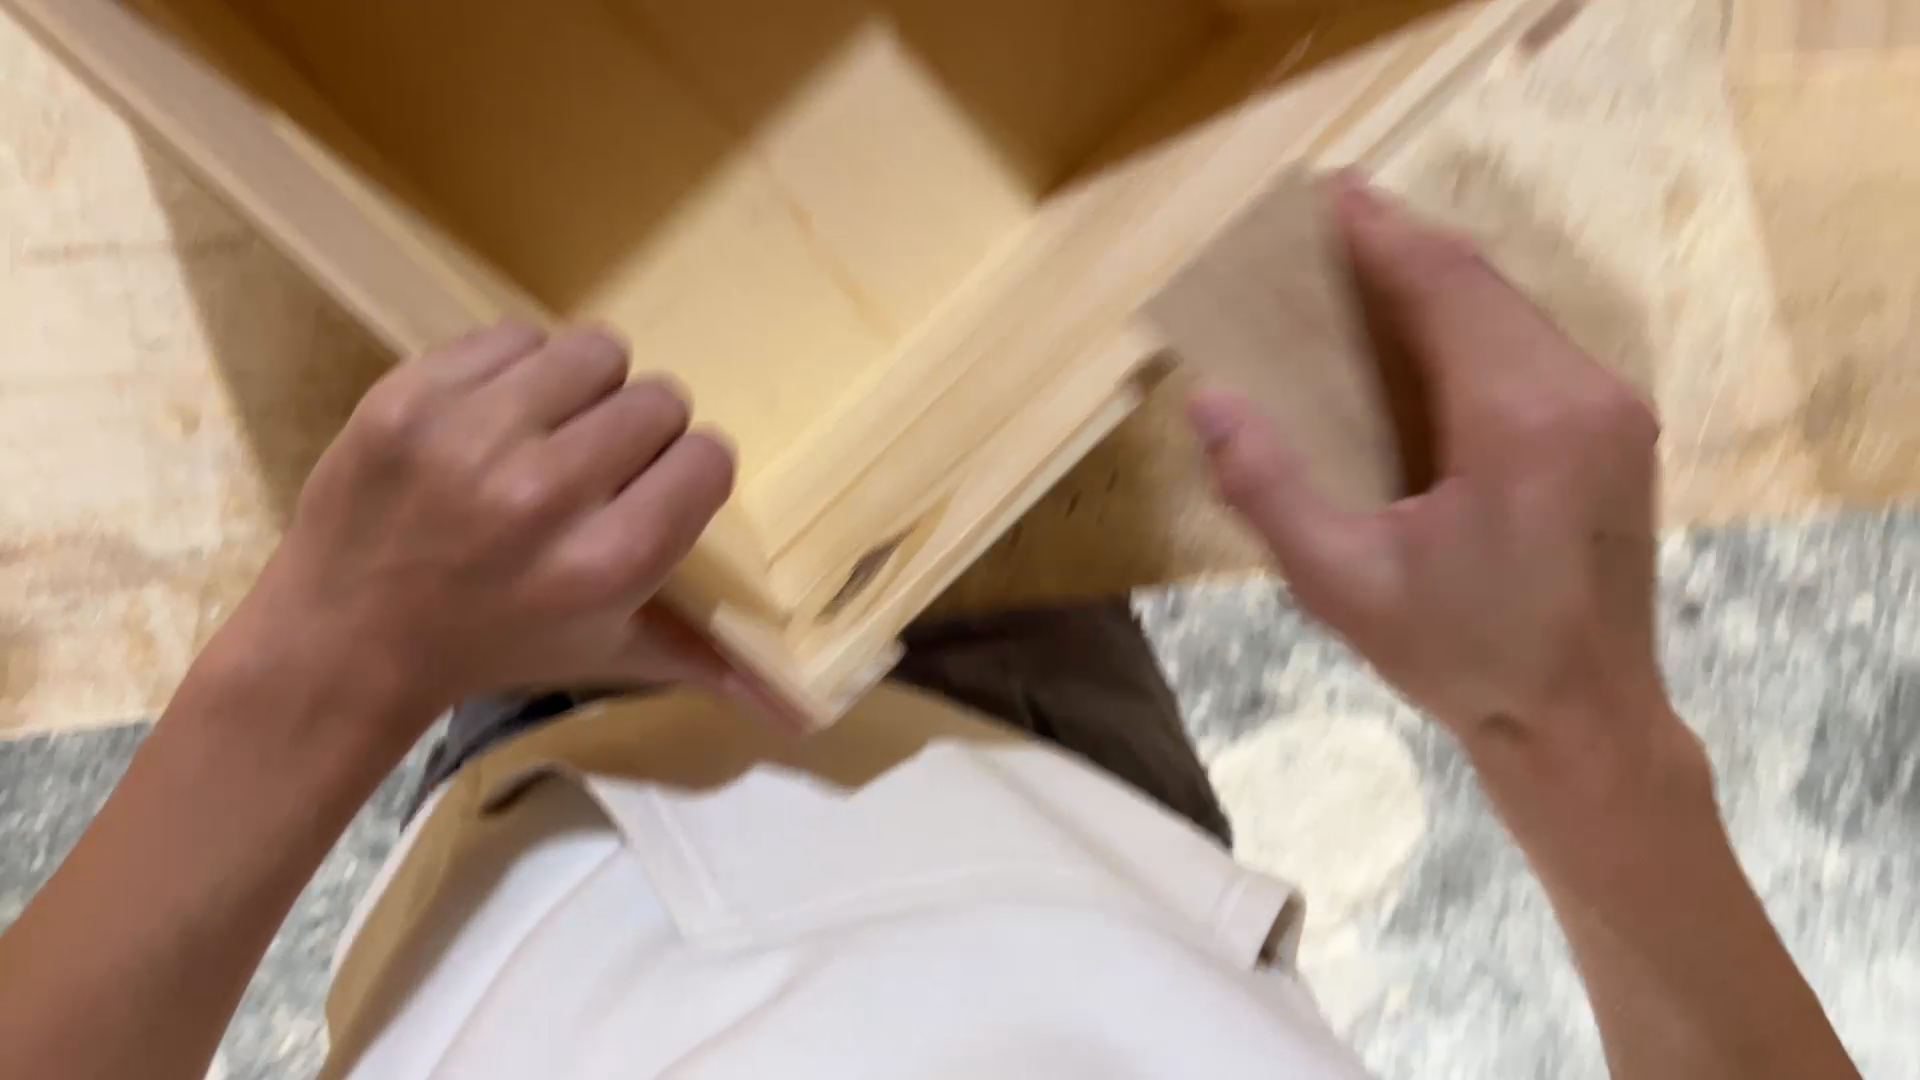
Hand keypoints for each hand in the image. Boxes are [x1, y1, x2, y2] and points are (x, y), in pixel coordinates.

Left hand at [226, 321, 778, 742]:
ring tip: (560, 429)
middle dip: (646, 432)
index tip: (664, 489)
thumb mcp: (620, 656)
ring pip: (598, 353)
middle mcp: (548, 493)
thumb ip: (716, 664)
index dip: (694, 470)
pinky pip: (518, 335)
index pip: (709, 459)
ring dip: (593, 389)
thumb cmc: (506, 645)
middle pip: (660, 401)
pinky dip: (524, 369)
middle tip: (607, 465)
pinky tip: (501, 416)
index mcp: (611, 561)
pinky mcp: (410, 391)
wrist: (345, 638)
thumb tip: (808, 717)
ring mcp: (472, 434)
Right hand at [1191, 177, 1689, 782]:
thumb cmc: (1457, 652)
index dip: (1378, 234)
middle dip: (1397, 246)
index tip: (1322, 196)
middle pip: (1479, 285)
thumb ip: (1267, 488)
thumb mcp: (1339, 580)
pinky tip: (1410, 339)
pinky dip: (1456, 323)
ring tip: (1352, 270)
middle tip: (1320, 226)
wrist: (1580, 718)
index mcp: (1519, 418)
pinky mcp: (1604, 435)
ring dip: (1427, 282)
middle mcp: (1580, 393)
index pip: (1444, 286)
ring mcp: (1604, 413)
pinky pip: (1521, 349)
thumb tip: (1207, 402)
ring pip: (1506, 312)